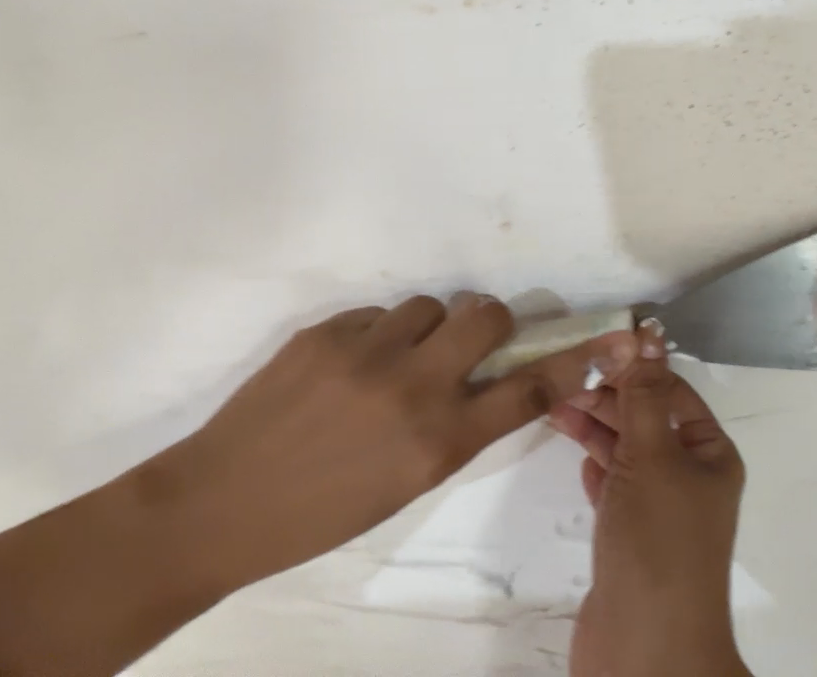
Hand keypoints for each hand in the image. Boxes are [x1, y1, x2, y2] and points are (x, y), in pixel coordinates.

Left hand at [127, 292, 637, 590]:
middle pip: (488, 316)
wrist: (218, 505)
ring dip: (428, 327)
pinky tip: (349, 366)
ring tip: (396, 357)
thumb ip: (463, 426)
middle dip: (490, 321)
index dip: (572, 362)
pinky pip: (378, 313)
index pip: (529, 390)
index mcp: (439, 441)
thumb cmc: (325, 510)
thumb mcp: (411, 482)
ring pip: (431, 305)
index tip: (599, 343)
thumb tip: (500, 379)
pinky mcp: (324, 333)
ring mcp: (365, 354)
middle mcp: (413, 388)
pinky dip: (378, 332)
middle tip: (472, 338)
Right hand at [549, 325, 751, 676]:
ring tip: (554, 410)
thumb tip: (648, 333)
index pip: (674, 395)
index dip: (637, 372)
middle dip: (610, 401)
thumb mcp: (652, 456)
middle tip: (563, 383)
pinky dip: (598, 472)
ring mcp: (661, 513)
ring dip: (596, 432)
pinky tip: (578, 458)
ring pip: (629, 457)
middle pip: (649, 424)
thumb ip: (645, 395)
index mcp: (711, 454)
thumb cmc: (658, 541)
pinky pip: (616, 492)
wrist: (647, 650)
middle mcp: (692, 479)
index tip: (592, 354)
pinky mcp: (632, 542)